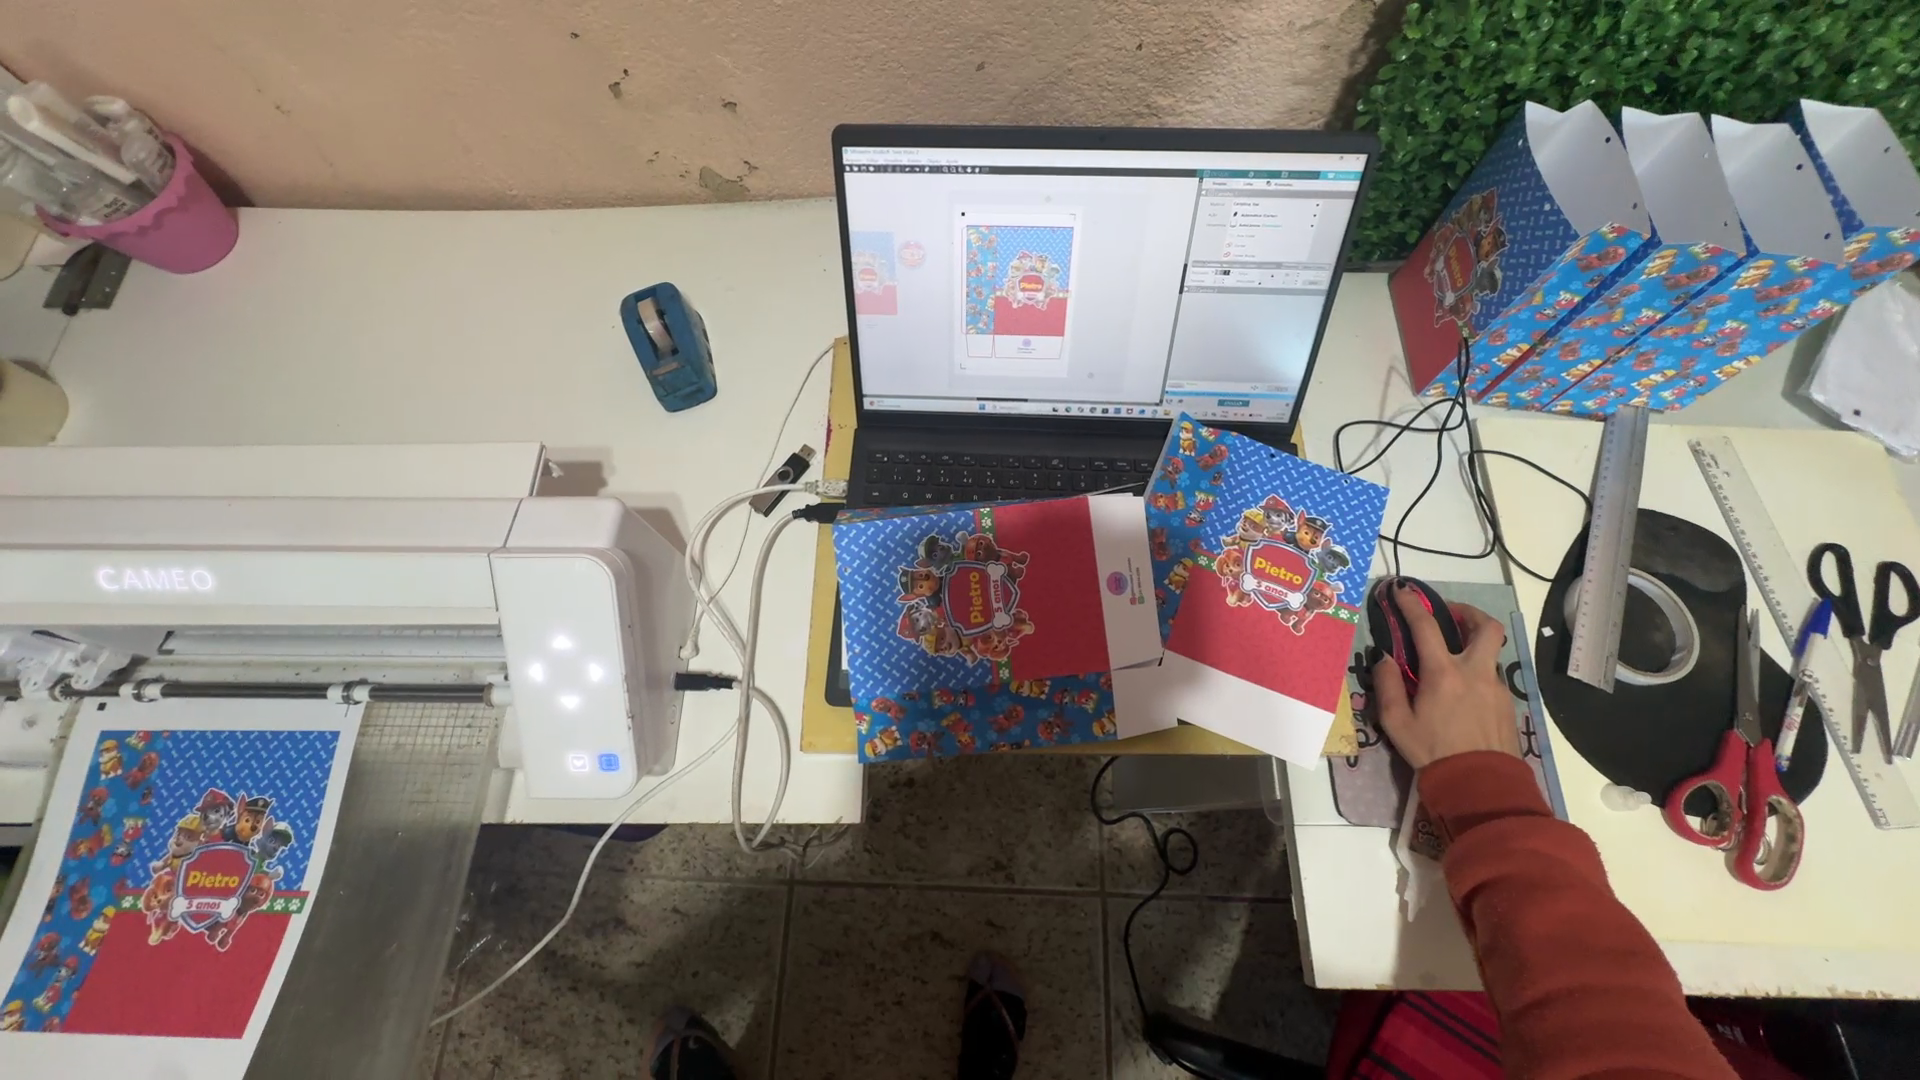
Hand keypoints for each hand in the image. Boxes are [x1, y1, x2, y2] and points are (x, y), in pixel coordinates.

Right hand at [1371, 584, 1517, 768]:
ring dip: (1473, 643)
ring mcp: (1495, 687)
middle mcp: (1474, 672)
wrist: (1480, 783)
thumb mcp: (1395, 720)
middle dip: (1468, 612)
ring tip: (1453, 653)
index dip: (1411, 604)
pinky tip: (1461, 689)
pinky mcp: (1506, 703)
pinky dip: (1476, 670)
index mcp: (1443, 673)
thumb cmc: (1431, 750)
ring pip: (1490, 652)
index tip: (1401, 591)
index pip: (1426, 626)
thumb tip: (1384, 657)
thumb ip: (1387, 684)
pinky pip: (1491, 675)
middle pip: (1485, 627)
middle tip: (1450, 615)